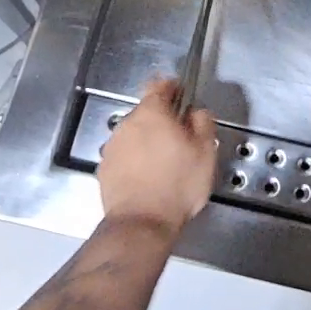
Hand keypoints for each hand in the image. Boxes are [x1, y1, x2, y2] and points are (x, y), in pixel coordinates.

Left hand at [97, 80, 218, 240]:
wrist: (141, 223)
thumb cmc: (177, 185)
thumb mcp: (206, 152)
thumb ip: (203, 123)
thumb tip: (197, 112)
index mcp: (152, 113)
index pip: (159, 85)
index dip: (172, 87)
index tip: (181, 94)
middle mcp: (127, 124)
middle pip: (146, 112)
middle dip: (162, 120)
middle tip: (180, 138)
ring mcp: (112, 146)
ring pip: (133, 134)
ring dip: (147, 141)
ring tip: (165, 162)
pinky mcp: (104, 169)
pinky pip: (124, 156)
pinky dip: (135, 160)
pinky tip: (148, 177)